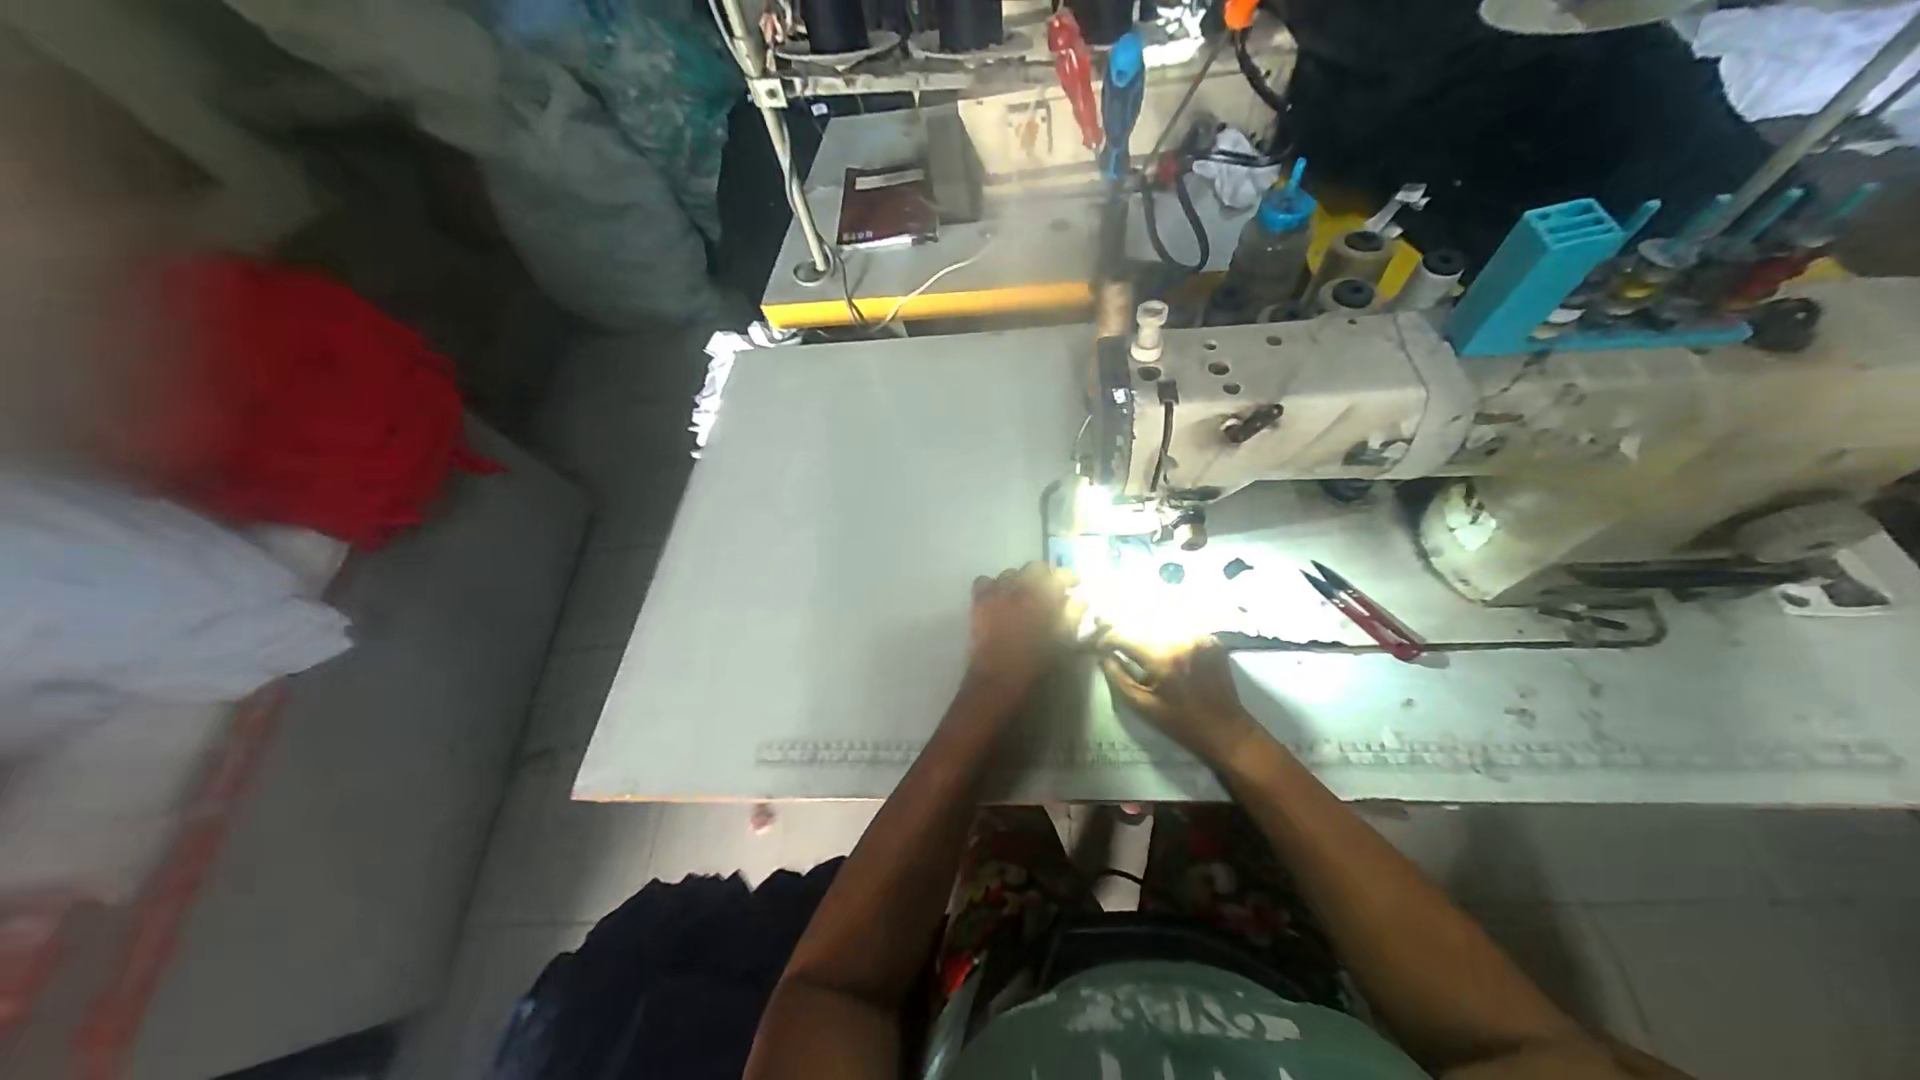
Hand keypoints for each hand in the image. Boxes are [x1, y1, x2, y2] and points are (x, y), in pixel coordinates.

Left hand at [964, 562, 1077, 705]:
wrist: (998, 678)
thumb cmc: (1035, 662)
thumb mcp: (1063, 640)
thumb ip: (1073, 615)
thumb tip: (1078, 598)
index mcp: (1042, 596)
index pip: (1060, 574)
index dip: (1070, 576)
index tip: (1075, 582)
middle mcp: (1018, 587)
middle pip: (1034, 567)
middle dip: (1045, 575)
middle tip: (1049, 589)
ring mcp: (996, 592)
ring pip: (1009, 573)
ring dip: (1020, 580)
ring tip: (1023, 595)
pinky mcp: (978, 601)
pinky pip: (984, 581)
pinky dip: (993, 586)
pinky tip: (999, 598)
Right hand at [1101, 636, 1265, 765]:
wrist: (1226, 730)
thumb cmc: (1181, 723)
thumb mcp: (1142, 705)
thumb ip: (1118, 677)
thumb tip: (1103, 656)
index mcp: (1163, 657)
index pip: (1125, 636)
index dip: (1107, 638)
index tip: (1099, 646)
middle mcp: (1182, 639)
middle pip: (1143, 625)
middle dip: (1124, 629)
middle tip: (1108, 631)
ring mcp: (1200, 637)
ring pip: (1163, 623)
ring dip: (1146, 628)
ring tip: (1132, 635)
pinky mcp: (1212, 640)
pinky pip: (1182, 628)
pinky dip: (1168, 632)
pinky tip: (1161, 641)